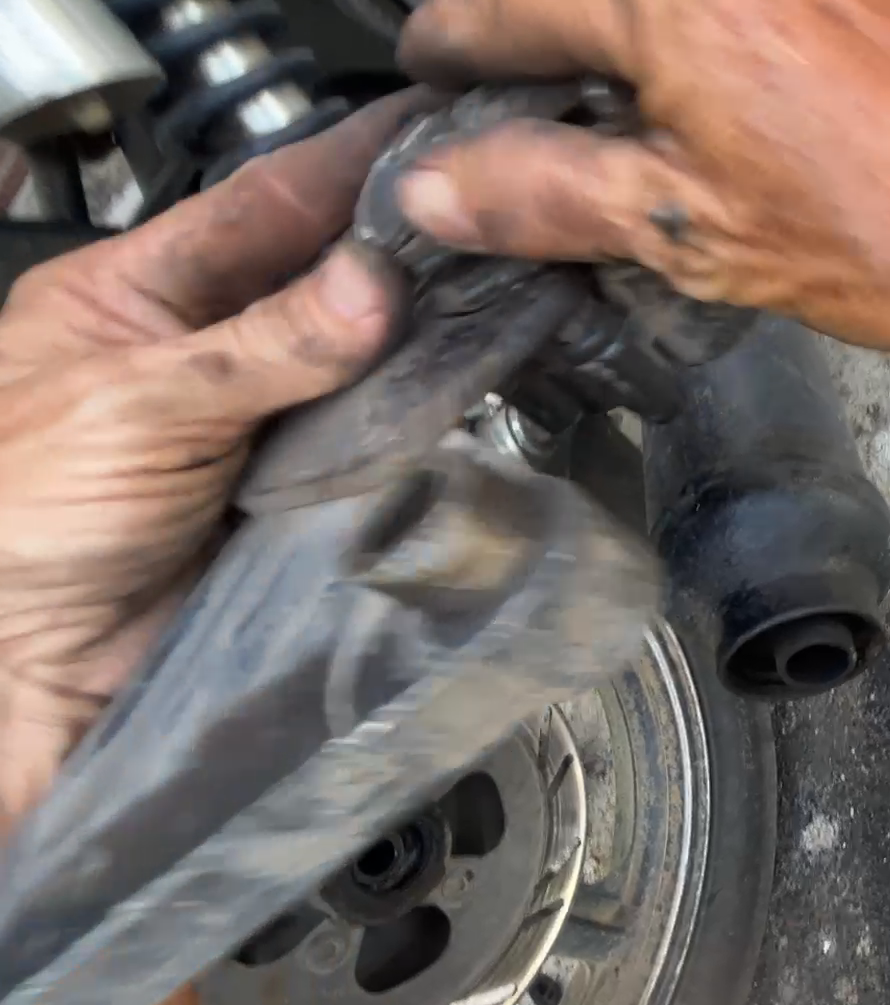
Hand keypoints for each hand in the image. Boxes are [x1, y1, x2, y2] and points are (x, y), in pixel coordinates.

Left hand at [0, 94, 420, 1004]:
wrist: (41, 670)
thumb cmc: (19, 525)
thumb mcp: (127, 407)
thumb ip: (257, 347)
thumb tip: (370, 283)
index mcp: (146, 298)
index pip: (269, 203)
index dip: (348, 161)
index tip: (426, 125)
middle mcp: (230, 348)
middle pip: (340, 275)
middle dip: (416, 241)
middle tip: (500, 213)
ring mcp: (287, 413)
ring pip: (381, 349)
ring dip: (440, 322)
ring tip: (517, 289)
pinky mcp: (329, 474)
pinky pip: (397, 423)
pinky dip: (442, 400)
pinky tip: (487, 380)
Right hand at [392, 0, 889, 391]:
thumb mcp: (708, 236)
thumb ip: (562, 198)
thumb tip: (445, 189)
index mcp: (677, 1)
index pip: (510, 9)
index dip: (458, 54)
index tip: (429, 84)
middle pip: (592, 0)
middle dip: (539, 54)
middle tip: (508, 120)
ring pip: (670, 15)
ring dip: (623, 63)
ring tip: (602, 136)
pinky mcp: (864, 4)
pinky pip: (743, 22)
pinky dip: (699, 63)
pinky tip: (702, 120)